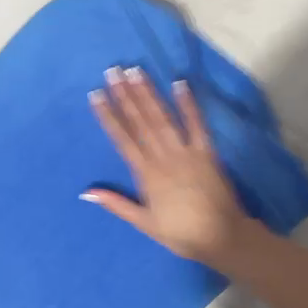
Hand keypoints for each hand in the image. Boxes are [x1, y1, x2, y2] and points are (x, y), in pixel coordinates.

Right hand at [83, 67, 253, 265]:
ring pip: (163, 118)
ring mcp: (187, 153)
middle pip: (141, 122)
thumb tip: (86, 190)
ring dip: (149, 94)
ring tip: (136, 71)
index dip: (109, 116)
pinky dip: (189, 104)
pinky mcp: (208, 152)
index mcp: (146, 175)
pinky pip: (197, 124)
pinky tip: (179, 83)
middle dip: (126, 95)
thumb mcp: (144, 223)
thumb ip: (116, 204)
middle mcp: (164, 158)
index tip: (96, 94)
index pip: (123, 139)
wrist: (221, 237)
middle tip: (113, 70)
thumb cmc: (181, 234)